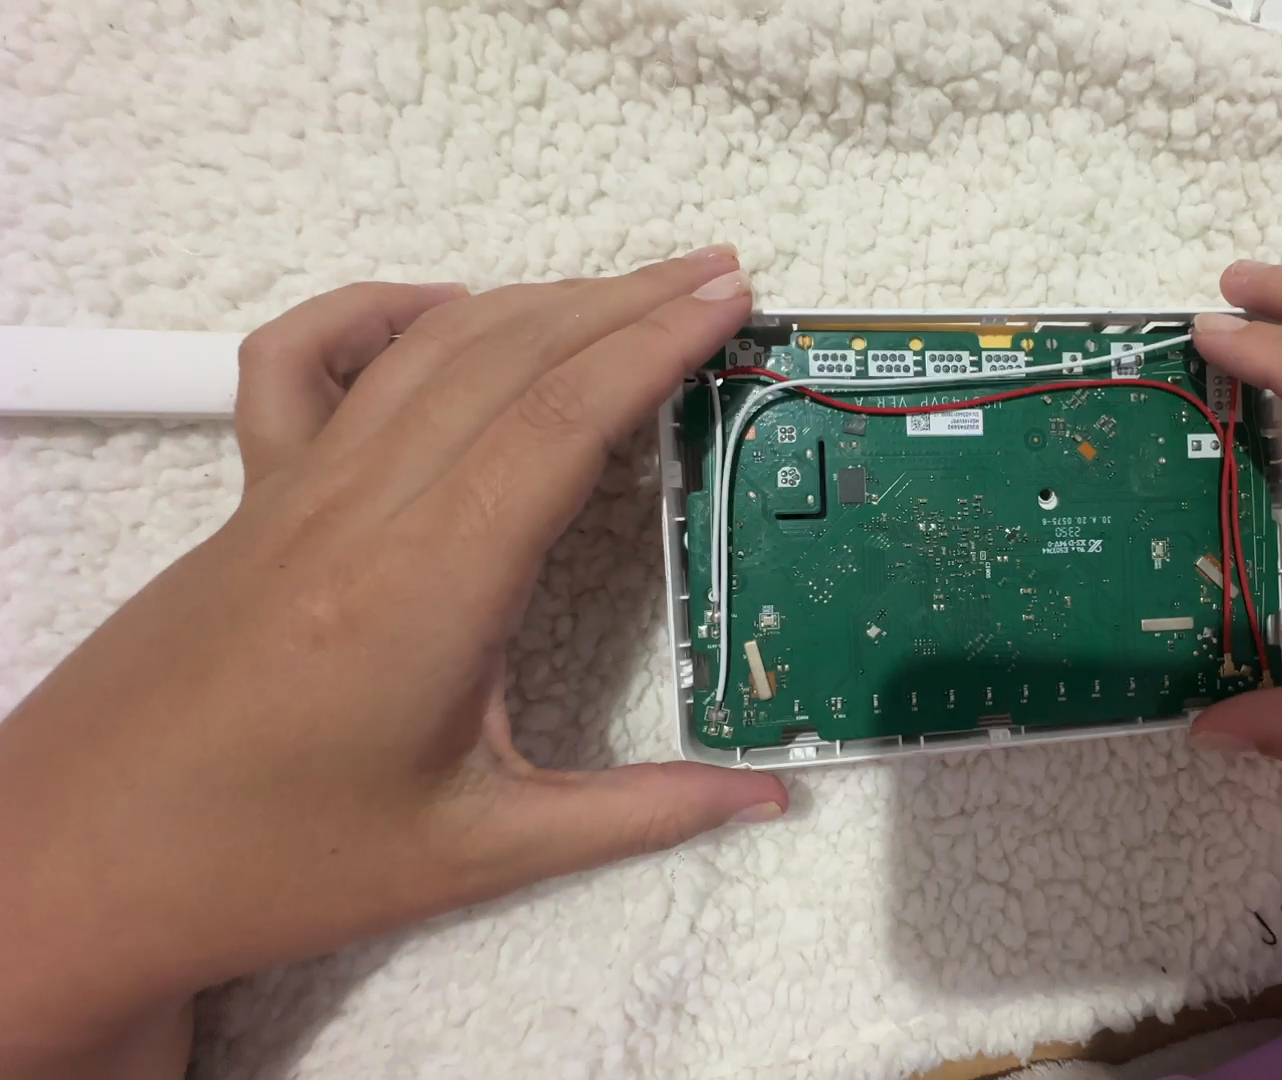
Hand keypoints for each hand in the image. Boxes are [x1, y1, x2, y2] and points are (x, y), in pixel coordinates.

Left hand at [0, 250, 786, 1075]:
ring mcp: (294, 487)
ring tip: (640, 285)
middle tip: (718, 277)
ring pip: (434, 346)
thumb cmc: (282, 865)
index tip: (726, 307)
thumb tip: (772, 800)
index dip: (654, 350)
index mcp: (426, 588)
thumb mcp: (486, 852)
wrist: (57, 879)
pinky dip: (385, 310)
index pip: (561, 423)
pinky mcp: (255, 493)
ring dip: (547, 298)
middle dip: (629, 301)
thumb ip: (644, 813)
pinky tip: (450, 308)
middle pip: (512, 357)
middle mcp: (360, 509)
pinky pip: (309, 361)